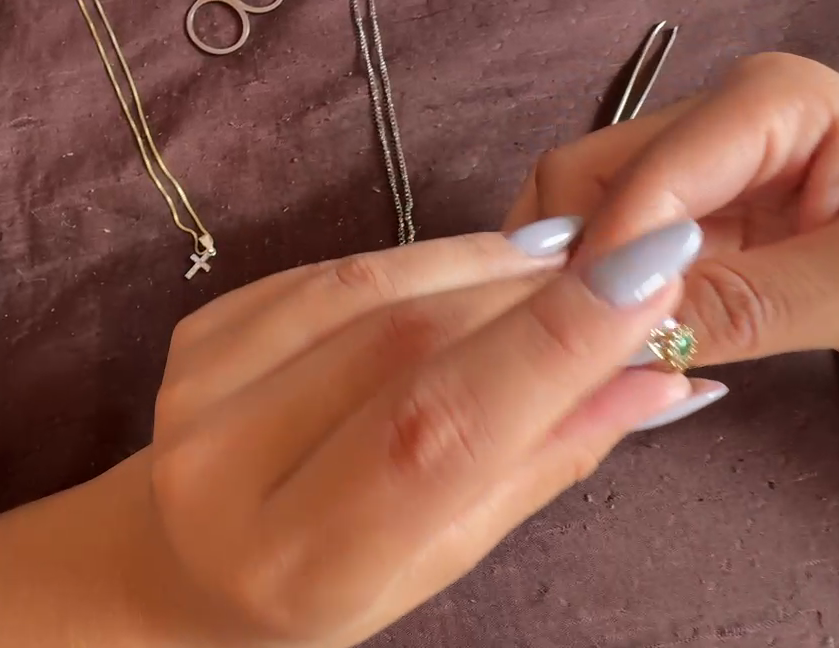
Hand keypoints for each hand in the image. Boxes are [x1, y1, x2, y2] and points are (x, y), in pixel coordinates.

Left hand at [121, 226, 715, 647]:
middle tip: (620, 262)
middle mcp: (225, 456)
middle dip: (525, 293)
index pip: (435, 430)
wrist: (181, 554)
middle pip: (402, 340)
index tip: (648, 274)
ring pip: (364, 284)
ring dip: (475, 259)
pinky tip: (468, 260)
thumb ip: (534, 463)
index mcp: (295, 555)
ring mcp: (199, 379)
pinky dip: (413, 257)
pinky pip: (327, 269)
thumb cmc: (321, 585)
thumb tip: (657, 379)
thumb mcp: (435, 559)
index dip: (545, 347)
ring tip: (555, 253)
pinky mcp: (199, 323)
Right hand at [503, 53, 838, 395]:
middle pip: (591, 178)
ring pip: (592, 217)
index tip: (583, 332)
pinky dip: (605, 297)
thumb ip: (752, 299)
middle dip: (568, 257)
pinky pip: (624, 254)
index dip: (607, 248)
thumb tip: (619, 321)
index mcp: (766, 100)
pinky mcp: (702, 224)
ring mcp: (704, 174)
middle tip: (559, 343)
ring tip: (578, 350)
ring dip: (577, 280)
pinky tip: (607, 341)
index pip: (645, 167)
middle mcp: (716, 122)